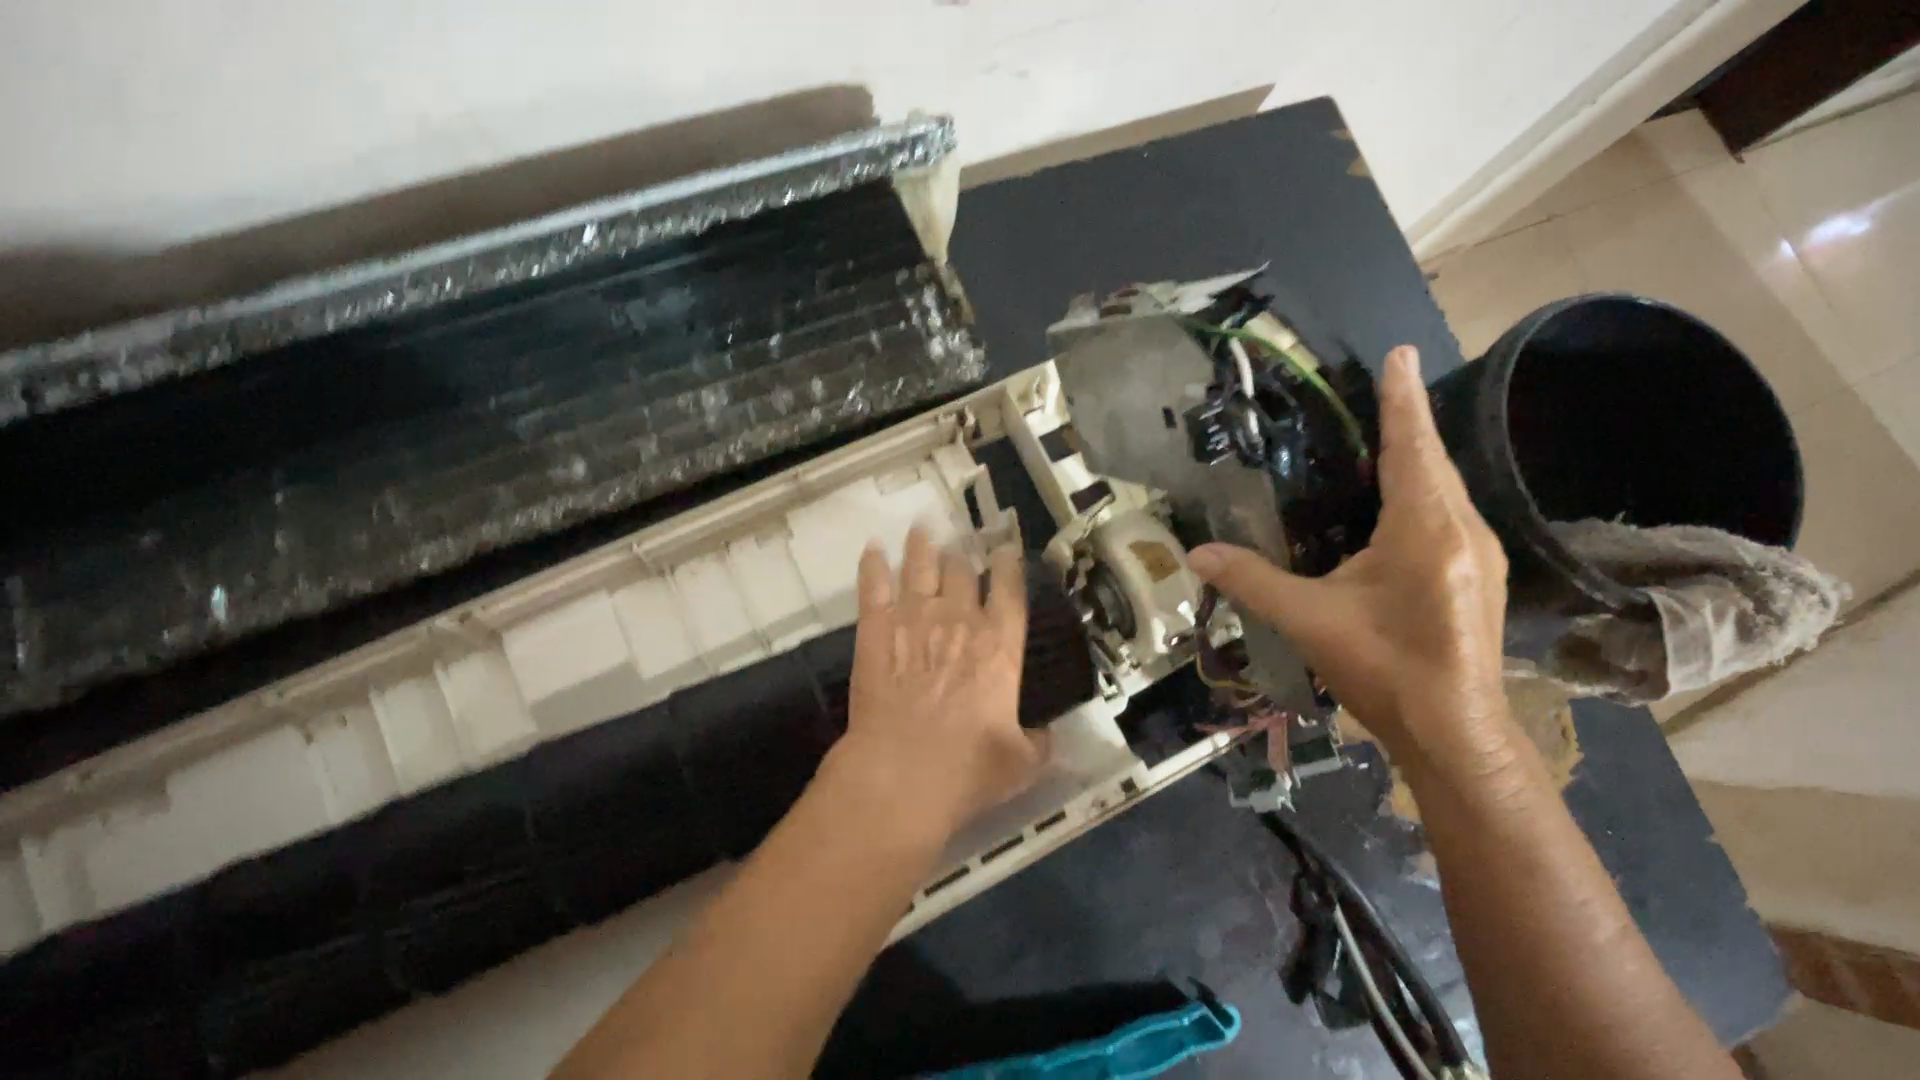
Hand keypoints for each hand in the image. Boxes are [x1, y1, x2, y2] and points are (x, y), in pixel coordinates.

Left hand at [827, 527, 1047, 839]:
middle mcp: (959, 621)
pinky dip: (873, 565)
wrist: (902, 771)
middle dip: (962, 553)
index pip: (1009, 591)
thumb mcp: (1022, 762)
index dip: (1008, 564)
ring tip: (922, 528)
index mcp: (1000, 646)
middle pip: (961, 571)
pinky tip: (873, 549)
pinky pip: (874, 587)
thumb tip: (1046, 735)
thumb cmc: (969, 768)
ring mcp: (914, 621)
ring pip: (919, 567)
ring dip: (922, 545)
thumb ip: (1039, 742)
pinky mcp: (874, 631)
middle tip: (960, 542)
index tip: (1005, 547)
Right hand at [1187, 346, 1512, 773]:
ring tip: (1387, 433)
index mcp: (1425, 528)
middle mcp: (1463, 529)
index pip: (1410, 446)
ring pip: (1446, 488)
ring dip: (1417, 457)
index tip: (1400, 353)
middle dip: (1408, 421)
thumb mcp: (1309, 622)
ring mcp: (1481, 553)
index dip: (1401, 399)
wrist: (1454, 730)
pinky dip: (1425, 491)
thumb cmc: (1383, 669)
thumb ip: (1253, 581)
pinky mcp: (1482, 575)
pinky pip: (1451, 513)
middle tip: (1385, 384)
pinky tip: (1402, 503)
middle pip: (1433, 461)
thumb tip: (1195, 554)